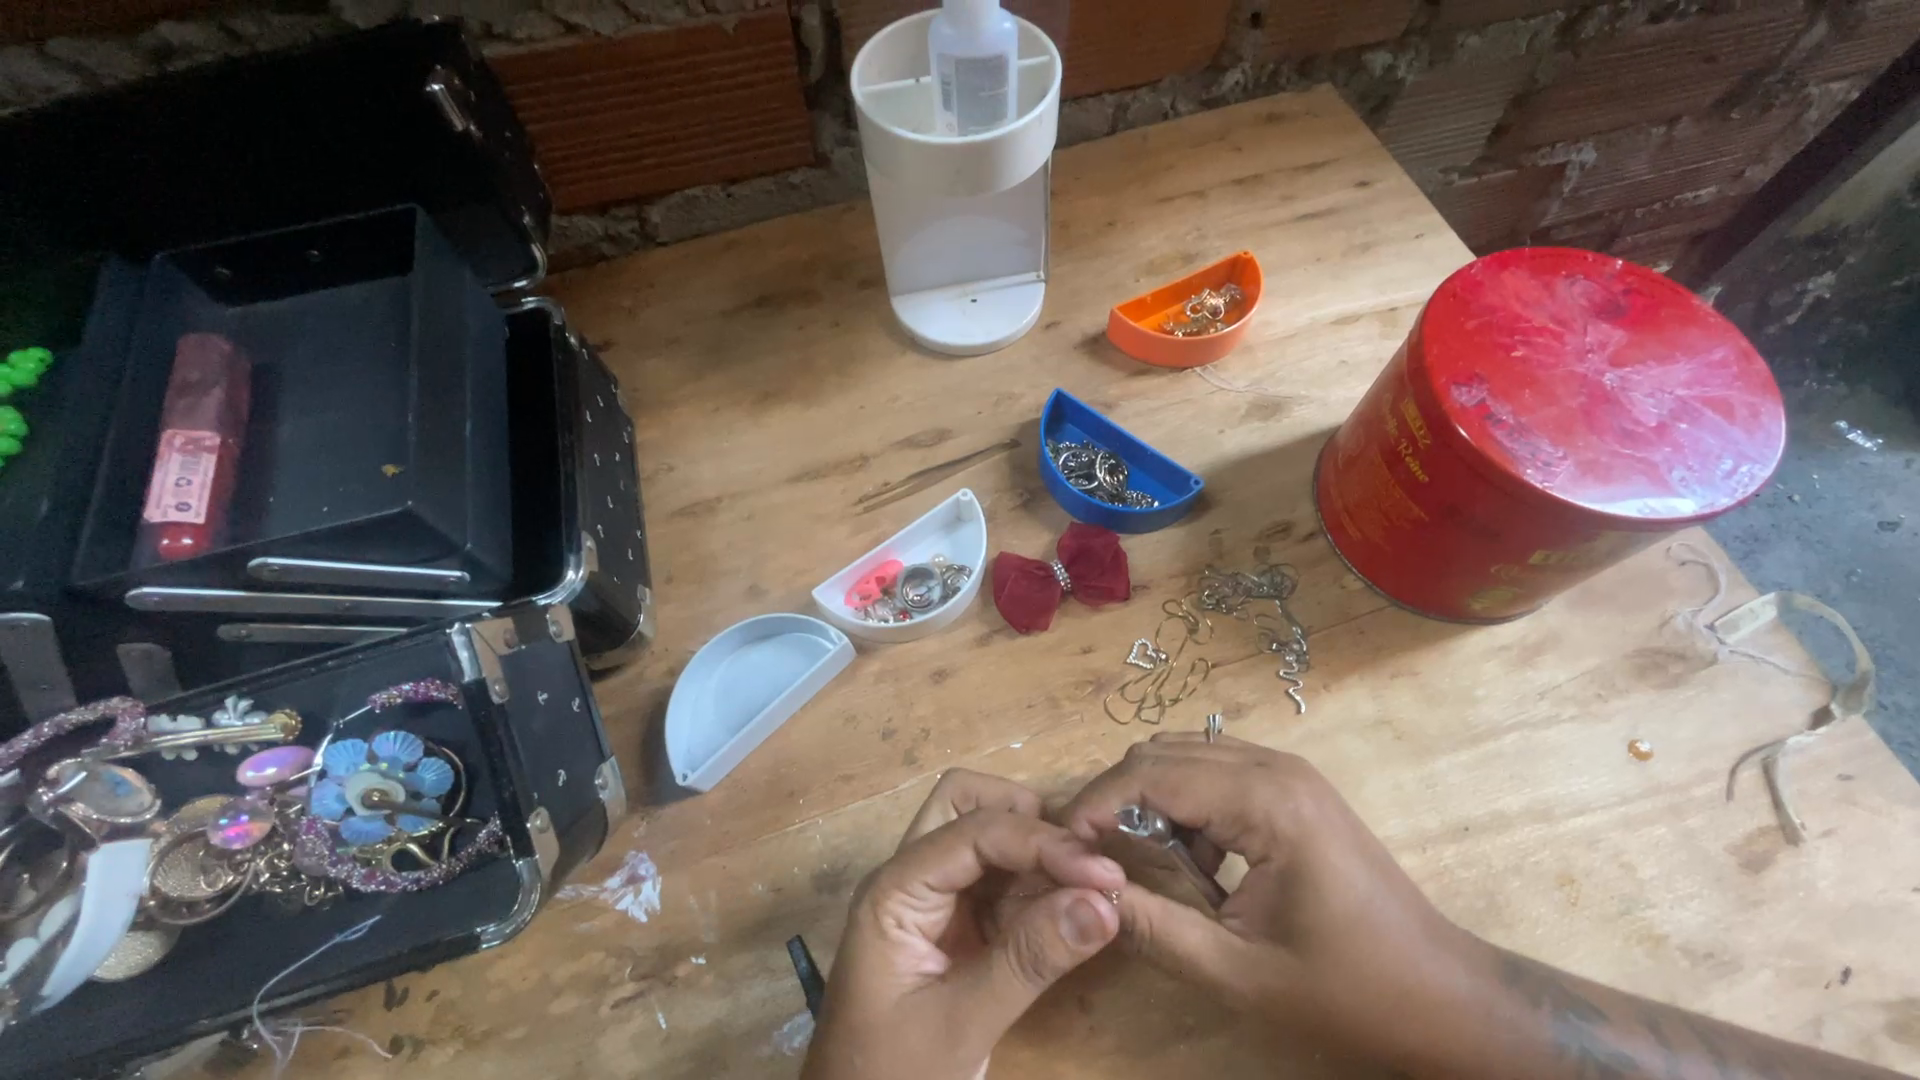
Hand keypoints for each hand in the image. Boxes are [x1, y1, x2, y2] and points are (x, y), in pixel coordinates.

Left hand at [803, 770, 1125, 1079]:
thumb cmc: (891, 1079)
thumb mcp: (961, 1025)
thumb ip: (1028, 960)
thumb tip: (1103, 903)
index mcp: (896, 890)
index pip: (972, 830)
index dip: (1040, 842)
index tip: (1102, 874)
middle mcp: (912, 878)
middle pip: (965, 805)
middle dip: (1027, 820)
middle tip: (1084, 865)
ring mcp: (932, 901)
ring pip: (986, 837)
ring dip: (1038, 854)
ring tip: (1092, 891)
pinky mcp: (955, 928)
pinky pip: (999, 884)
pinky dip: (1037, 888)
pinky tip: (1072, 914)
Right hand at [1060, 734, 1487, 1070]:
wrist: (1447, 999)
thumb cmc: (1347, 993)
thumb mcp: (1238, 974)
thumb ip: (1153, 927)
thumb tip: (1084, 888)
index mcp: (1266, 802)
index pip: (1150, 775)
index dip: (1096, 806)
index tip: (1061, 848)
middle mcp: (1274, 767)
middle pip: (1162, 754)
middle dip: (1117, 800)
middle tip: (1092, 857)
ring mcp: (1288, 772)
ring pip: (1184, 756)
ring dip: (1151, 802)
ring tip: (1145, 866)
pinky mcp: (1292, 788)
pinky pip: (1214, 773)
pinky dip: (1185, 807)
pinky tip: (1196, 865)